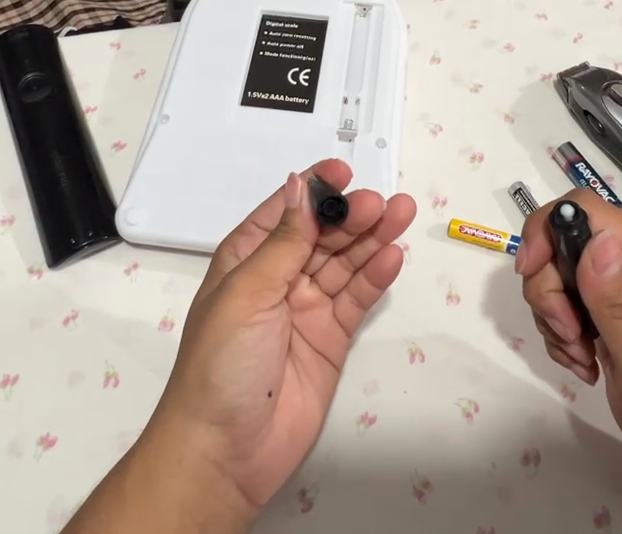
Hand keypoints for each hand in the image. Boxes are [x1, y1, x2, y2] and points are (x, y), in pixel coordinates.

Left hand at [147, 160, 416, 517]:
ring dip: (371, 238)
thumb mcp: (247, 292)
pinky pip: (356, 299)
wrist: (226, 450)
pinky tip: (393, 256)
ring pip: (345, 262)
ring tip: (400, 214)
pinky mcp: (330, 338)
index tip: (343, 171)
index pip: (287, 210)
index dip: (315, 188)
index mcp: (247, 258)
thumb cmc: (220, 364)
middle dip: (350, 215)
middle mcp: (278, 277)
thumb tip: (299, 186)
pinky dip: (375, 277)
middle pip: (323, 234)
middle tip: (380, 203)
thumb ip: (283, 242)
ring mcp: (306, 307)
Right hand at [516, 191, 621, 496]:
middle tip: (570, 335)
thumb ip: (620, 304)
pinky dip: (560, 336)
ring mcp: (619, 291)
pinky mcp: (606, 316)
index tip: (530, 273)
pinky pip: (561, 306)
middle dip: (548, 290)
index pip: (585, 209)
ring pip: (555, 277)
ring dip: (553, 318)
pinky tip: (584, 365)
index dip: (548, 229)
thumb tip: (597, 242)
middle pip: (560, 244)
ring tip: (582, 358)